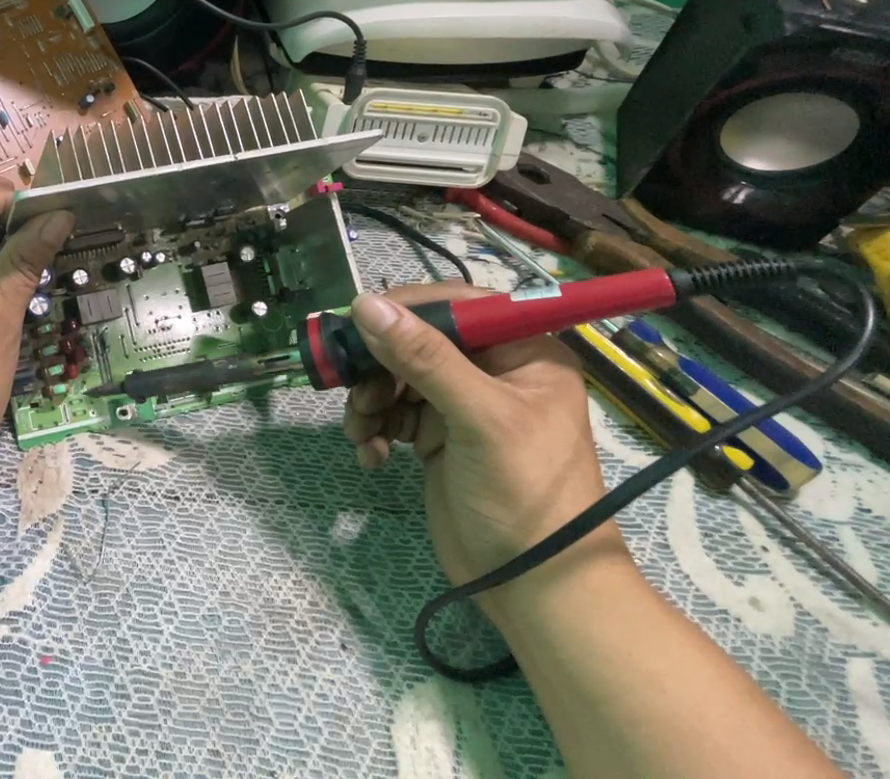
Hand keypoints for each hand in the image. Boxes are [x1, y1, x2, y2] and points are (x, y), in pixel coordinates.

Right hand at [342, 283, 628, 612]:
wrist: (533, 587)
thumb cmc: (523, 493)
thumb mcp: (478, 419)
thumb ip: (423, 358)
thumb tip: (365, 303)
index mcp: (523, 353)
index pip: (458, 306)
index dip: (407, 309)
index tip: (359, 322)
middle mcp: (492, 371)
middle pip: (417, 342)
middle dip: (380, 367)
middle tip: (356, 393)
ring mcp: (462, 405)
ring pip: (396, 378)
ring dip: (370, 401)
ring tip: (362, 432)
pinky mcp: (437, 438)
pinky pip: (392, 414)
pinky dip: (375, 429)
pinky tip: (373, 456)